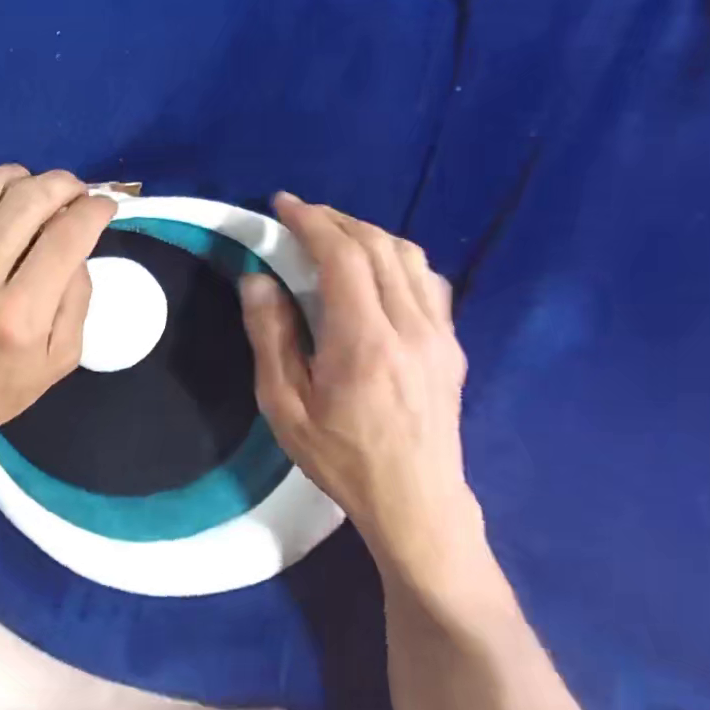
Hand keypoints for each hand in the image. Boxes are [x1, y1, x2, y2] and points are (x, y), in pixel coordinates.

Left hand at [0, 165, 116, 473]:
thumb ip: (77, 299)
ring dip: (19, 176)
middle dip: (64, 184)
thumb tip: (78, 244)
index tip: (105, 206)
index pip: (66, 237)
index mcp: (19, 316)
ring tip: (36, 189)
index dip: (95, 210)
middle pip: (27, 200)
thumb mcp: (59, 362)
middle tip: (77, 192)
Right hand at [240, 191, 477, 574]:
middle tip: (300, 215)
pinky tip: (375, 270)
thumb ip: (271, 337)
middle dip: (335, 220)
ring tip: (333, 235)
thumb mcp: (284, 404)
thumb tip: (258, 280)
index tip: (283, 205)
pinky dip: (396, 258)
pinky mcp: (451, 346)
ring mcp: (440, 335)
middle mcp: (411, 327)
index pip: (343, 256)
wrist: (416, 504)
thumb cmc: (340, 456)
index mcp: (364, 341)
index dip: (311, 221)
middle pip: (379, 246)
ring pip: (409, 257)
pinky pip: (428, 281)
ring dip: (367, 234)